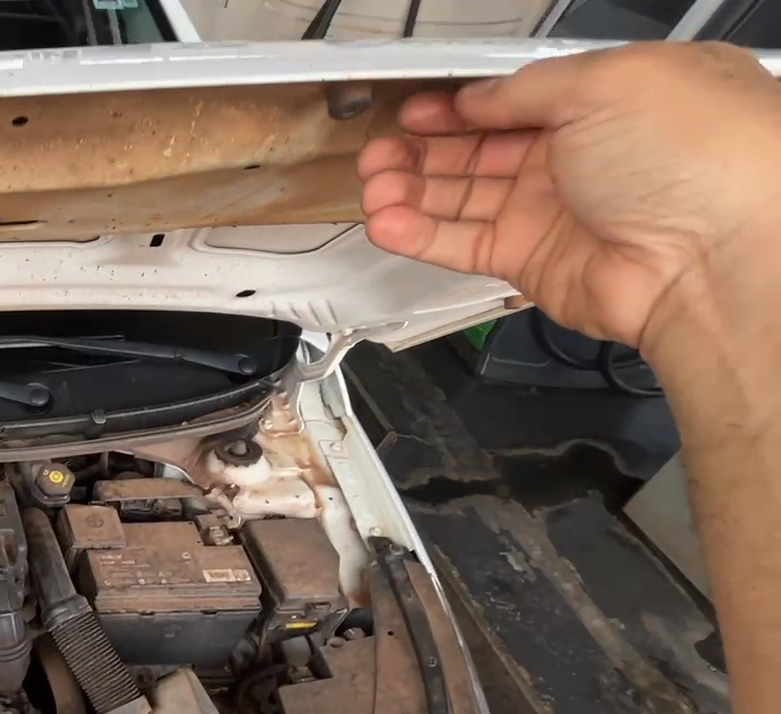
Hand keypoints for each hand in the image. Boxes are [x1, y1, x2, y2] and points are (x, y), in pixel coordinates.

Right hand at [358, 43, 780, 352]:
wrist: (712, 255)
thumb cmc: (698, 157)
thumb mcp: (612, 83)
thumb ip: (530, 88)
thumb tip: (476, 99)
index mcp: (613, 101)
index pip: (514, 102)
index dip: (459, 106)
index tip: (414, 112)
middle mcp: (578, 155)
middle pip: (476, 152)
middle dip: (421, 151)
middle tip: (379, 154)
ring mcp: (548, 210)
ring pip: (458, 199)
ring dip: (410, 193)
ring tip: (374, 189)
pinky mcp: (523, 258)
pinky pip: (456, 244)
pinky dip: (417, 235)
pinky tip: (386, 223)